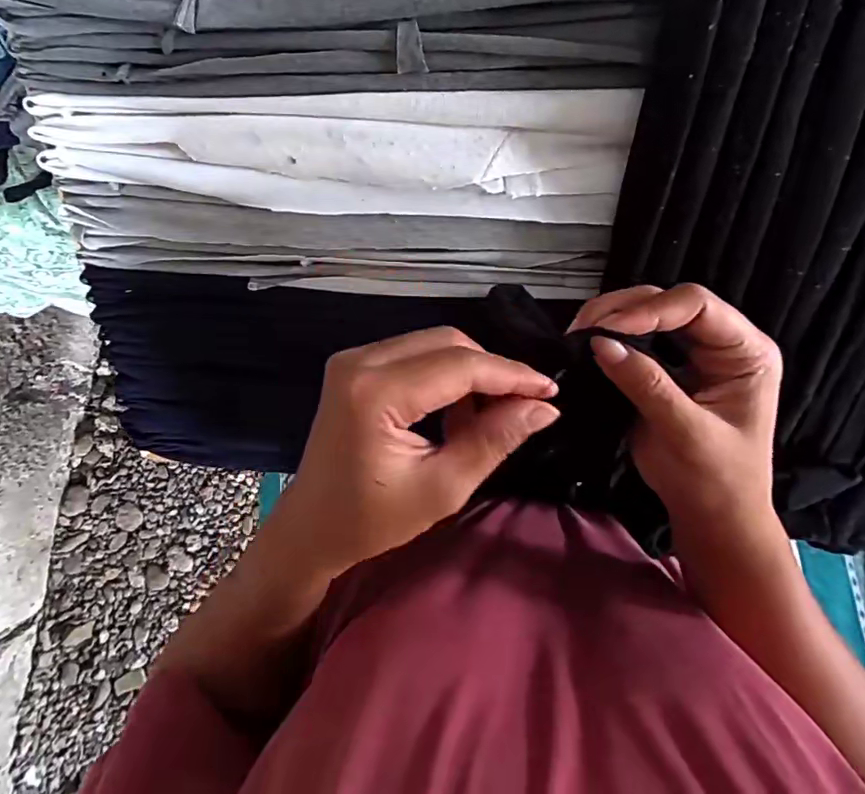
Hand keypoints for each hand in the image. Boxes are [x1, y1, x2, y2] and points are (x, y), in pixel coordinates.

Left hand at [273, 327, 559, 576]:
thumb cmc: (371, 518)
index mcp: (374, 391)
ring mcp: (350, 360)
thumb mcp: (441, 487)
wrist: (312, 523)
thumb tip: (544, 407)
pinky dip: (441, 374)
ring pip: (428, 343)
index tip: (553, 392)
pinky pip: (409, 354)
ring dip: (467, 371)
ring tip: (490, 416)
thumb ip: (492, 440)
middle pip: (444, 342)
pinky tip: (456, 411)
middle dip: (490, 369)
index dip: (510, 374)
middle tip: (525, 406)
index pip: (458, 365)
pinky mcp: (351, 367)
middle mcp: (358, 362)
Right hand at [572, 284, 781, 535]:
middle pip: (666, 300)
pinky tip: (584, 343)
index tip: (607, 330)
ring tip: (577, 335)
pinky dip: (604, 333)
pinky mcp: (662, 364)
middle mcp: (720, 343)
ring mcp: (690, 352)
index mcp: (746, 352)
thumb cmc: (715, 478)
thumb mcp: (685, 431)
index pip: (697, 305)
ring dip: (606, 317)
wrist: (710, 511)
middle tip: (581, 329)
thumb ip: (646, 384)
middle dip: (620, 309)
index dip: (650, 310)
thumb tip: (600, 343)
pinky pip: (630, 334)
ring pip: (643, 310)